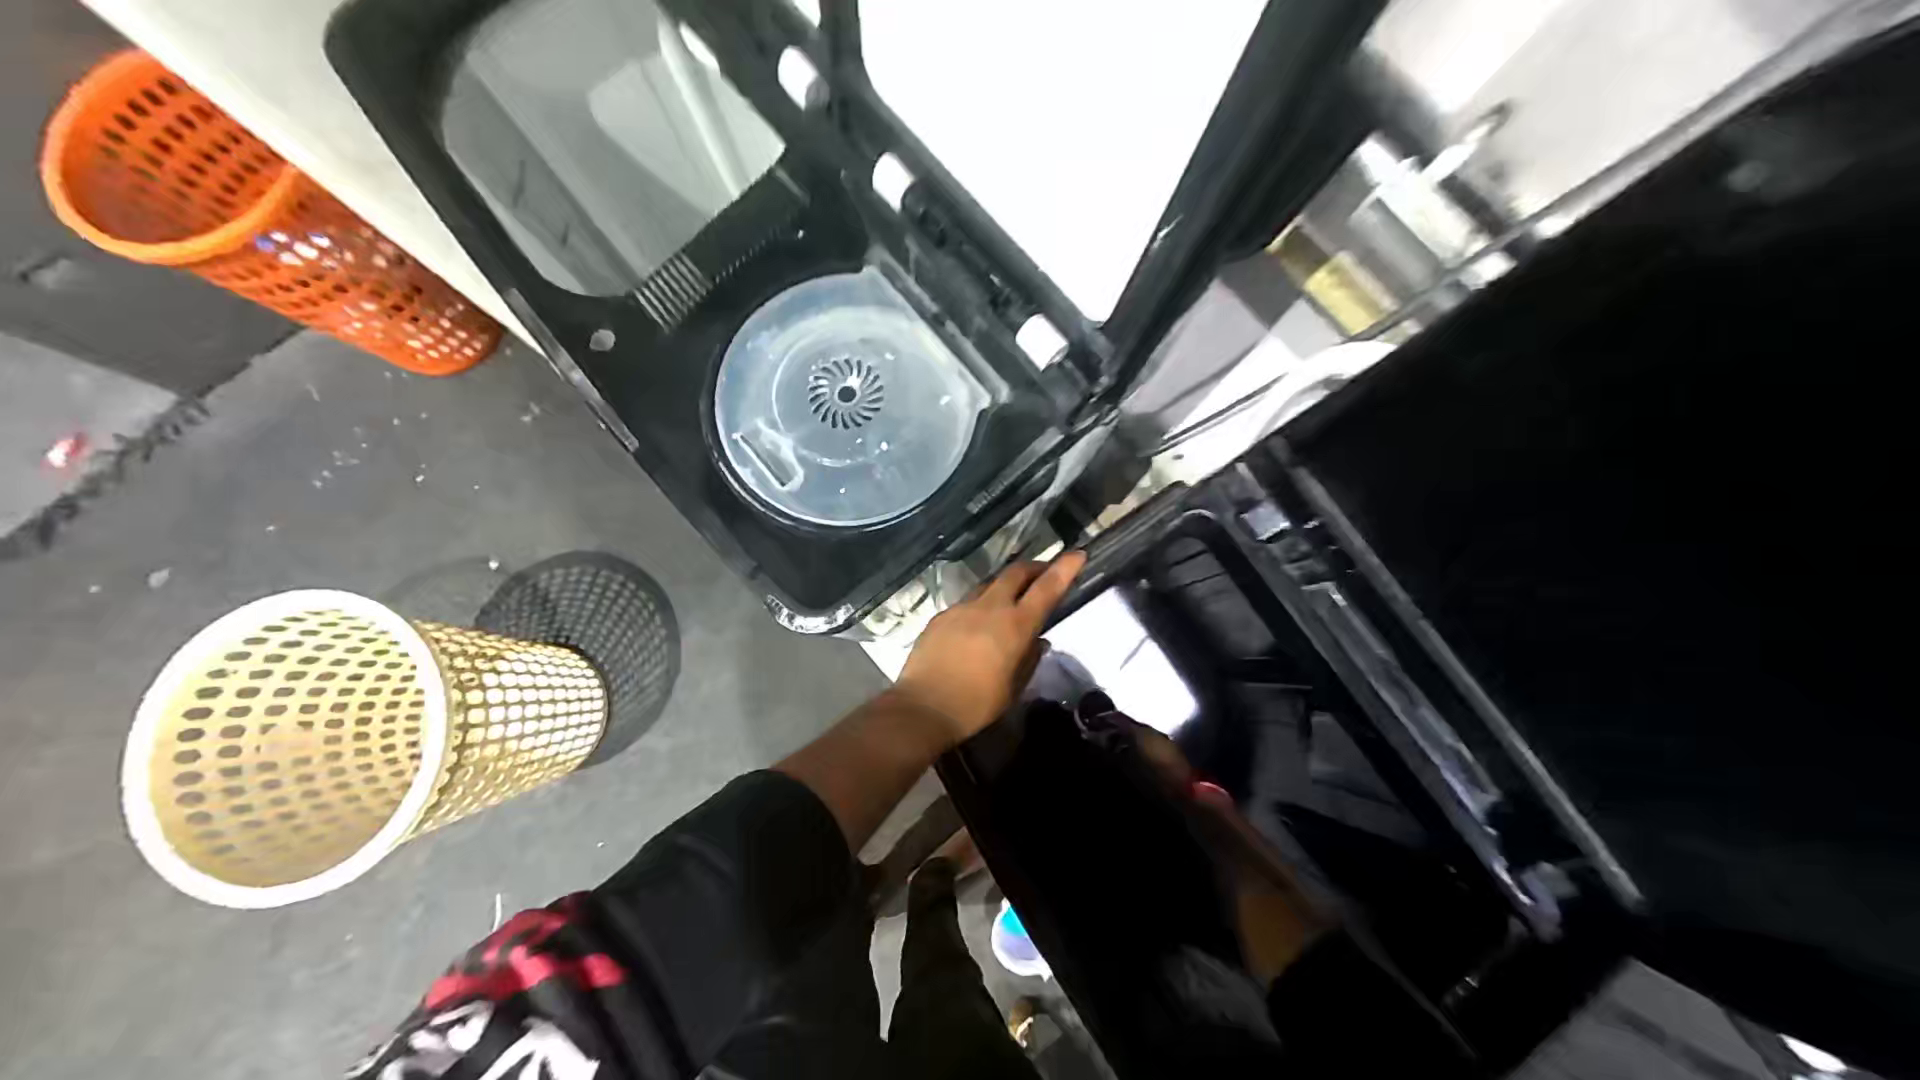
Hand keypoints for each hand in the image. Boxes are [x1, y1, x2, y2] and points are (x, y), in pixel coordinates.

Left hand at [892, 552, 1086, 745]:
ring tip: (1010, 598)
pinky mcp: (940, 617)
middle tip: (1042, 574)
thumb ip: (1029, 659)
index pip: (1047, 587)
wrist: (925, 706)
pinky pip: (966, 603)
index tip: (1076, 554)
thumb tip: (1038, 641)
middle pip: (1015, 573)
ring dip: (1005, 586)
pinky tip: (976, 626)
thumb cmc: (977, 704)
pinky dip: (980, 606)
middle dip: (1033, 568)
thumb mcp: (1013, 687)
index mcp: (1015, 625)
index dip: (1064, 568)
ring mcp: (962, 608)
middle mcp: (990, 608)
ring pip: (989, 585)